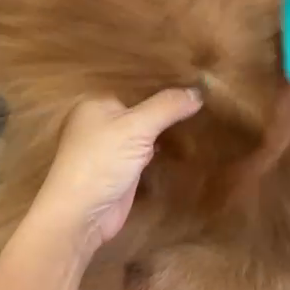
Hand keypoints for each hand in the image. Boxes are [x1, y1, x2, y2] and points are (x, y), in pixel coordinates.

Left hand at [34, 88, 204, 251]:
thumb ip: (167, 107)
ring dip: (169, 126)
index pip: (136, 83)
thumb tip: (198, 91)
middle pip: (142, 106)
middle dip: (169, 103)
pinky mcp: (124, 167)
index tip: (196, 75)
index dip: (164, 79)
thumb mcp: (136, 127)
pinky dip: (165, 145)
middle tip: (207, 91)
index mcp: (97, 102)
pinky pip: (148, 149)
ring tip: (205, 110)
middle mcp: (103, 120)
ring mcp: (113, 145)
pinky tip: (188, 138)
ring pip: (147, 129)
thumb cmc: (101, 162)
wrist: (82, 214)